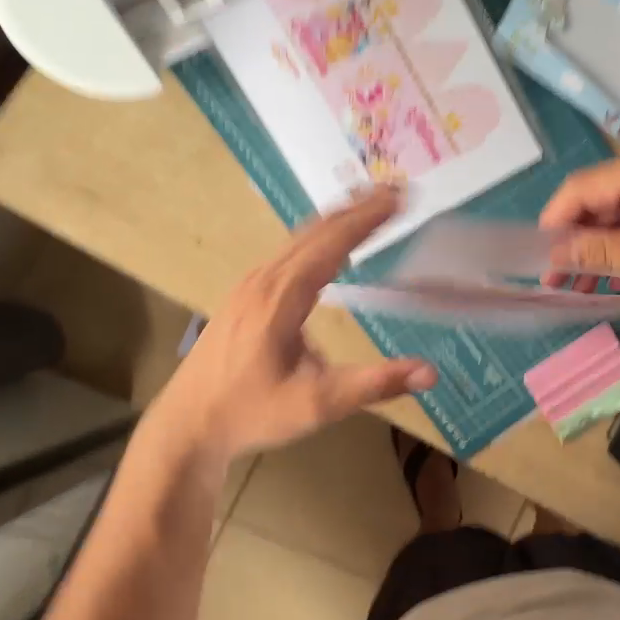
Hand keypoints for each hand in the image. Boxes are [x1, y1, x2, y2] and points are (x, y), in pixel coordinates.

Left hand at [149, 188, 437, 466]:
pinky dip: (318, 238)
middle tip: (396, 192)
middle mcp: (263, 281)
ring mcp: (250, 287)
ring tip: (371, 207)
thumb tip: (430, 374)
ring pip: (298, 239)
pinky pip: (288, 253)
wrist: (188, 427)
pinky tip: (331, 246)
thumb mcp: (318, 403)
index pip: (331, 244)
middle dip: (357, 208)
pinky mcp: (245, 297)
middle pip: (315, 231)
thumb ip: (375, 384)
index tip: (400, 197)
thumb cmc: (252, 413)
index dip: (367, 219)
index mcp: (280, 297)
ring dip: (337, 220)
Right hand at [539, 135, 619, 303]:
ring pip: (618, 202)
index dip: (554, 224)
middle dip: (577, 237)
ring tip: (582, 280)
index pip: (580, 188)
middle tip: (559, 278)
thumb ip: (601, 255)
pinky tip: (615, 263)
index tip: (539, 259)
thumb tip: (555, 255)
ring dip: (601, 238)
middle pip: (598, 193)